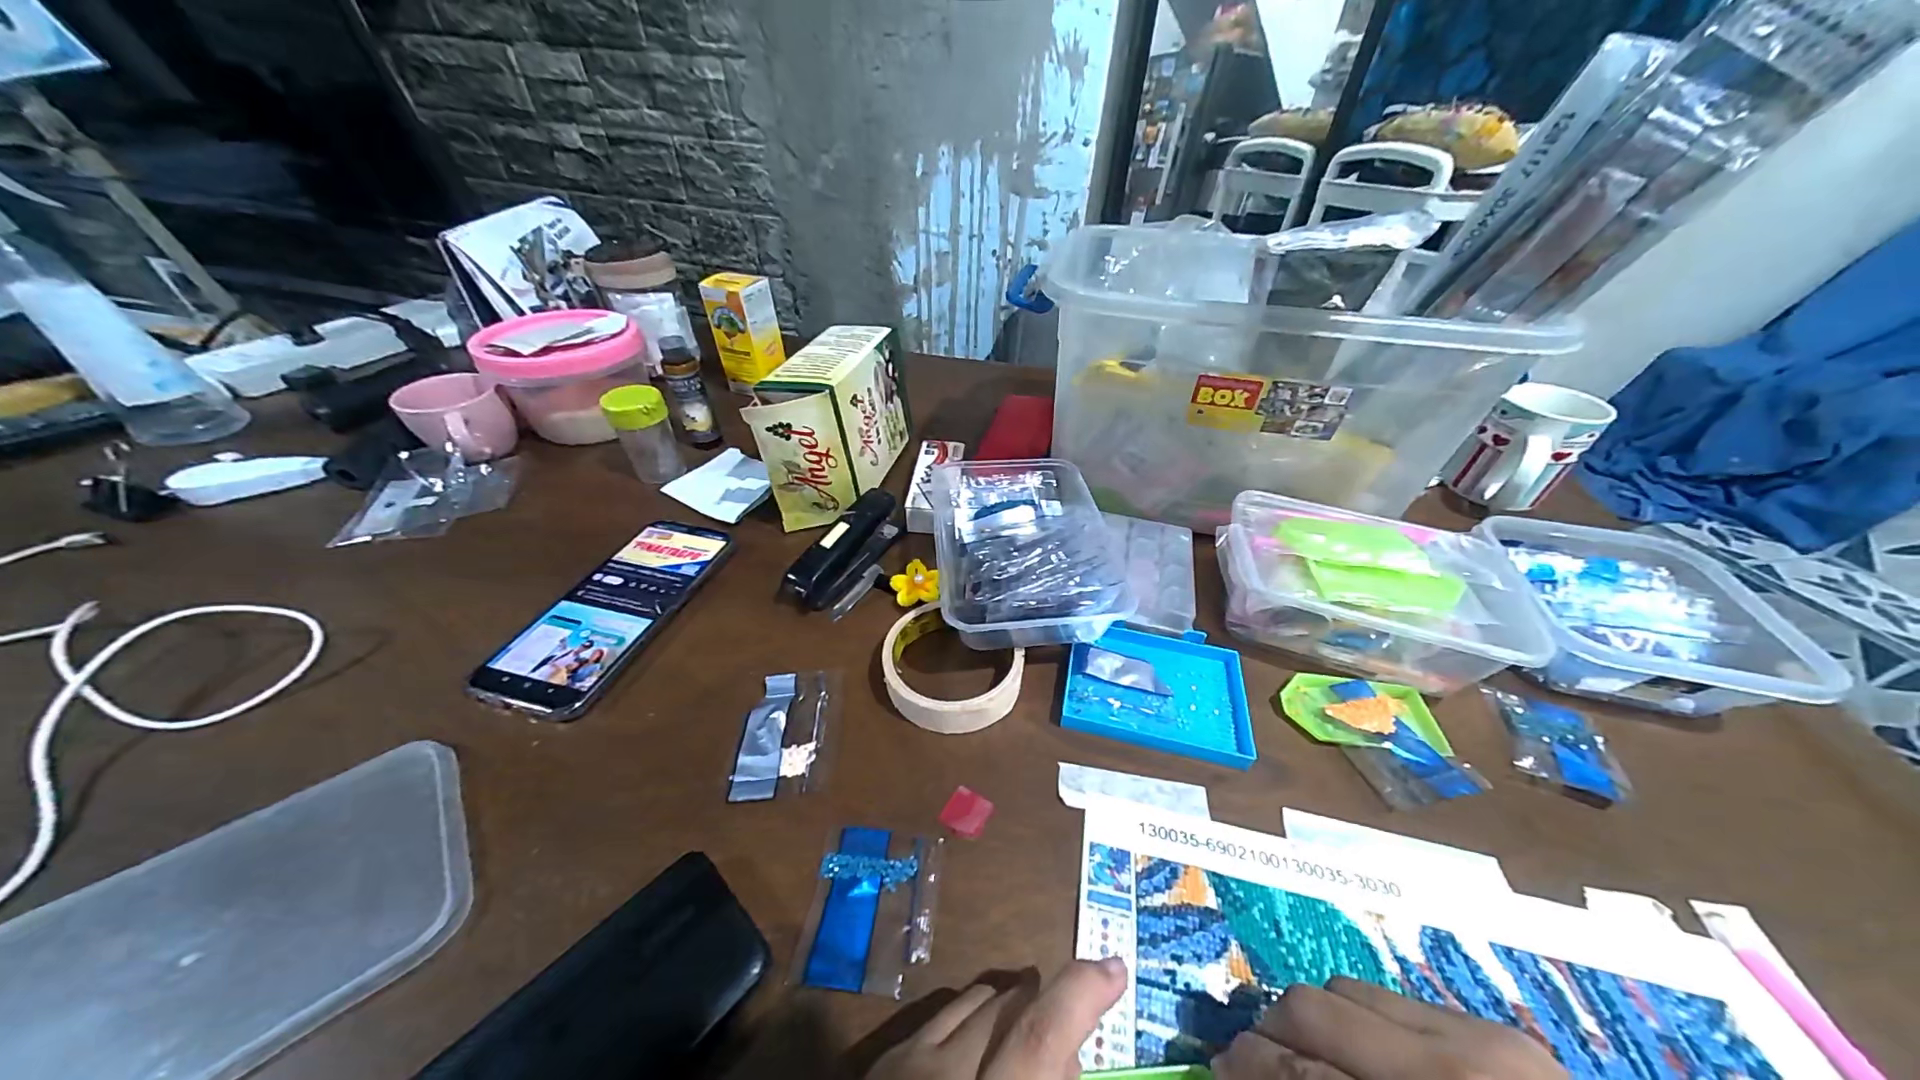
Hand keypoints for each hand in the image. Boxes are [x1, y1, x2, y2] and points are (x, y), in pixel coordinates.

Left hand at [867, 958, 1126, 1079]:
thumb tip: (1068, 1067)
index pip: (1038, 1038)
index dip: (1080, 996)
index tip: (1114, 968)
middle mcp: (947, 1077)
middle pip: (1014, 1012)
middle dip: (1053, 1007)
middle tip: (1071, 1038)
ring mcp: (910, 1063)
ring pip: (982, 1001)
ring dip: (1015, 1007)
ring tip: (1029, 1026)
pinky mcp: (887, 1057)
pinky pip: (947, 1008)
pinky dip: (978, 1009)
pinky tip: (983, 1028)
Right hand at [1212, 976, 1566, 1079]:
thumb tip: (1254, 1070)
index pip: (1301, 1067)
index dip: (1249, 1066)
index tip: (1220, 1071)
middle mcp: (1453, 1063)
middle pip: (1316, 1007)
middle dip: (1271, 1030)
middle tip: (1253, 1061)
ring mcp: (1484, 1038)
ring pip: (1349, 989)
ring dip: (1315, 1020)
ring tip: (1312, 1057)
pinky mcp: (1503, 1031)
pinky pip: (1397, 1001)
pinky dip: (1364, 1024)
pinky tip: (1370, 1061)